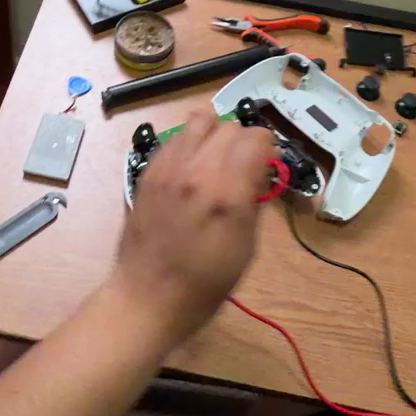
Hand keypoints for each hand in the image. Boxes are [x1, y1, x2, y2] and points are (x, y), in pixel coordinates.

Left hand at [109, 109, 275, 342]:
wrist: (147, 296)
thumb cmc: (205, 283)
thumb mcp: (246, 247)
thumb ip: (254, 200)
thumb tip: (260, 171)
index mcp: (227, 192)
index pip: (257, 138)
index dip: (268, 149)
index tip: (268, 165)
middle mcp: (198, 170)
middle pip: (232, 126)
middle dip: (244, 142)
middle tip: (244, 166)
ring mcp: (169, 166)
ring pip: (201, 119)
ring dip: (215, 133)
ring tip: (216, 158)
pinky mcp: (149, 169)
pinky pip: (176, 137)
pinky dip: (191, 143)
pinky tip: (191, 167)